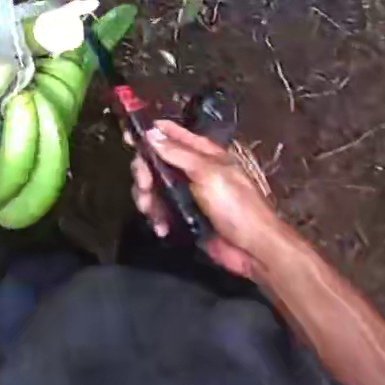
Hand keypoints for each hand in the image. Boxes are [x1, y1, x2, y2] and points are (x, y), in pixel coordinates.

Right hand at [132, 120, 290, 279]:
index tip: (129, 138)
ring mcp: (186, 193)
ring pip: (152, 187)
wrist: (255, 251)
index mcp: (202, 153)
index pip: (171, 134)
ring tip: (152, 212)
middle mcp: (191, 169)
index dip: (150, 133)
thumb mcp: (208, 174)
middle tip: (144, 185)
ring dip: (147, 198)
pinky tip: (161, 228)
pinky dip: (156, 217)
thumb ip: (177, 153)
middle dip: (144, 173)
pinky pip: (159, 210)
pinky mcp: (183, 215)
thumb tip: (151, 133)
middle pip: (154, 161)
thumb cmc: (237, 206)